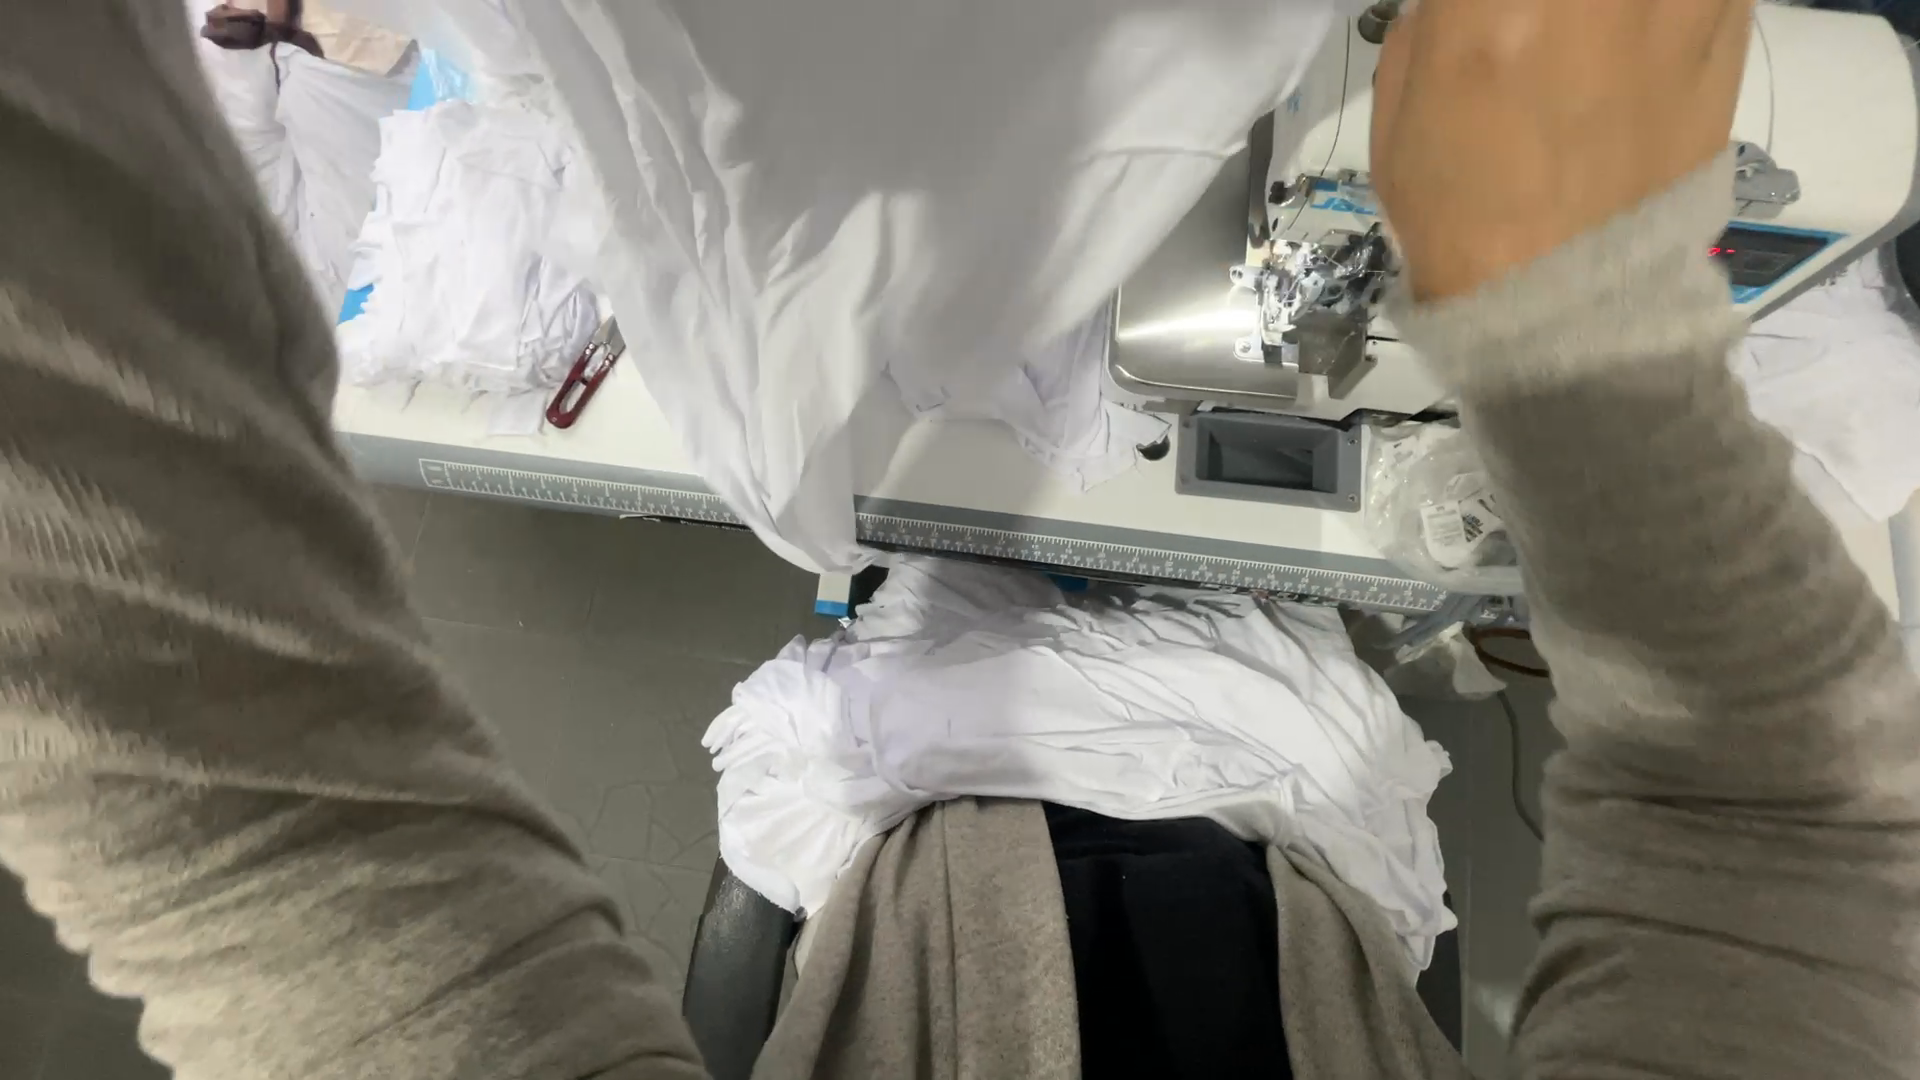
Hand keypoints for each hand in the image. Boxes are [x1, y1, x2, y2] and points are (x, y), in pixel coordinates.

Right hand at [1371, 0, 1752, 300]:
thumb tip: (1449, 1)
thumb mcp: (1392, 132)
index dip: (1464, 3)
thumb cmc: (1455, 221)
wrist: (1561, 292)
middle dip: (1525, 9)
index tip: (1462, 21)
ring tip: (1572, 40)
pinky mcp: (1729, 9)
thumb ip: (1420, 34)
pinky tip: (1620, 43)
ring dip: (1587, 17)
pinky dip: (1644, 12)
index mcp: (1482, 14)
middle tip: (1512, 32)